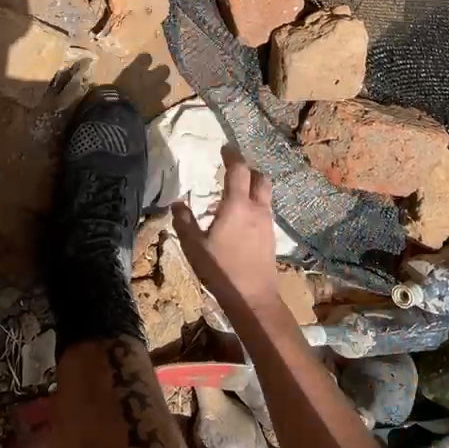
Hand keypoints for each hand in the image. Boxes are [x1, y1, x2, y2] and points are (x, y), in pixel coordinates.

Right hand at [173, 153, 279, 311]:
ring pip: (264, 194)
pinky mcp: (271, 238)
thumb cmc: (221, 270)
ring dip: (252, 187)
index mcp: (237, 205)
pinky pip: (264, 210)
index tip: (223, 148)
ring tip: (233, 194)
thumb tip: (177, 203)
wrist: (254, 299)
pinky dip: (254, 204)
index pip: (238, 170)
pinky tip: (239, 218)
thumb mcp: (194, 246)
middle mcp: (257, 209)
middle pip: (259, 178)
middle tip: (231, 168)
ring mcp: (267, 224)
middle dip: (247, 169)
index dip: (231, 156)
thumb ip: (184, 222)